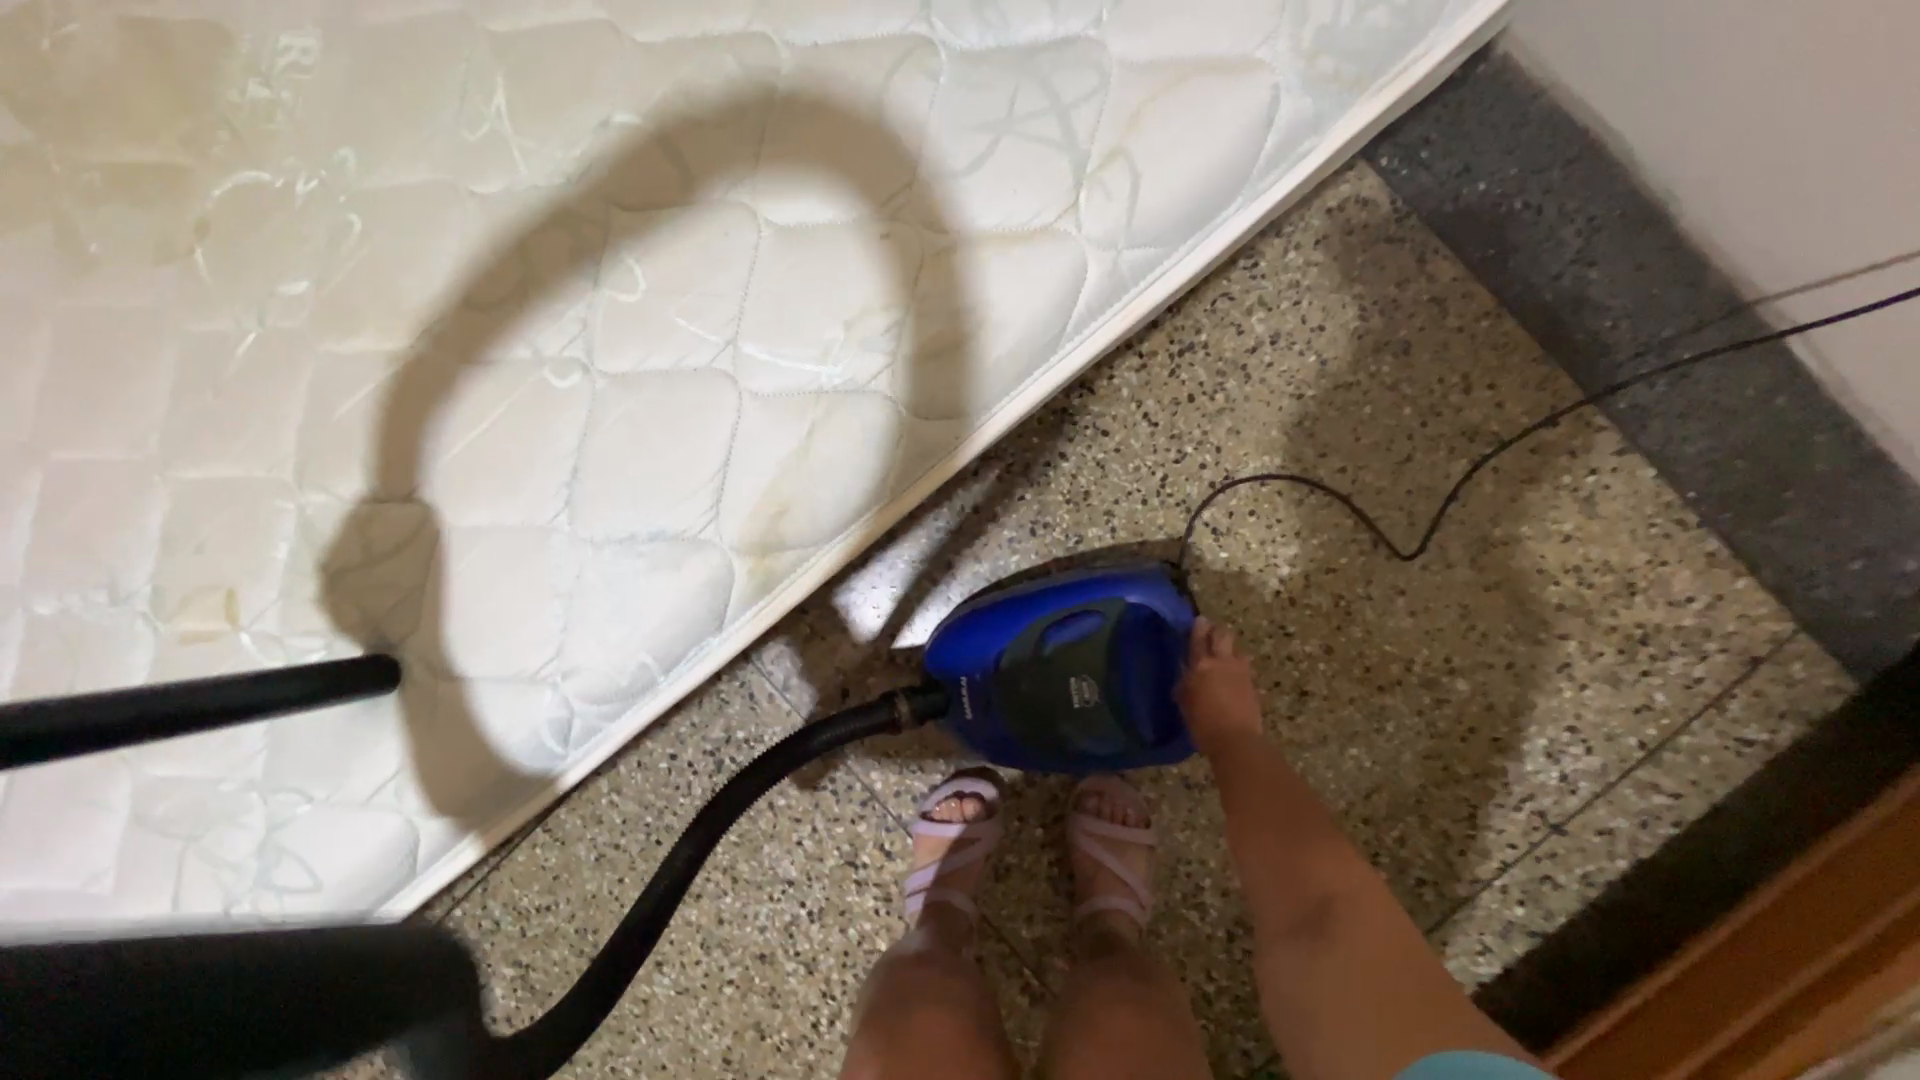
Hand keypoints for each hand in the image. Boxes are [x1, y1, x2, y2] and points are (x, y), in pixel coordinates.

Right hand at [1176, 616, 1263, 755]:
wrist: (1236, 740)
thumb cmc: (1203, 724)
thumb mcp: (1185, 704)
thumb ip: (1185, 686)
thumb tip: (1186, 677)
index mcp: (1201, 666)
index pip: (1198, 640)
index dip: (1198, 628)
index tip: (1199, 619)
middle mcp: (1222, 662)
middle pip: (1223, 636)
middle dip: (1218, 631)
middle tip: (1212, 632)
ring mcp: (1241, 672)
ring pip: (1238, 650)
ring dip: (1231, 650)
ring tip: (1226, 655)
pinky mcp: (1252, 684)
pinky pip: (1245, 667)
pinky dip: (1239, 666)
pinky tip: (1235, 675)